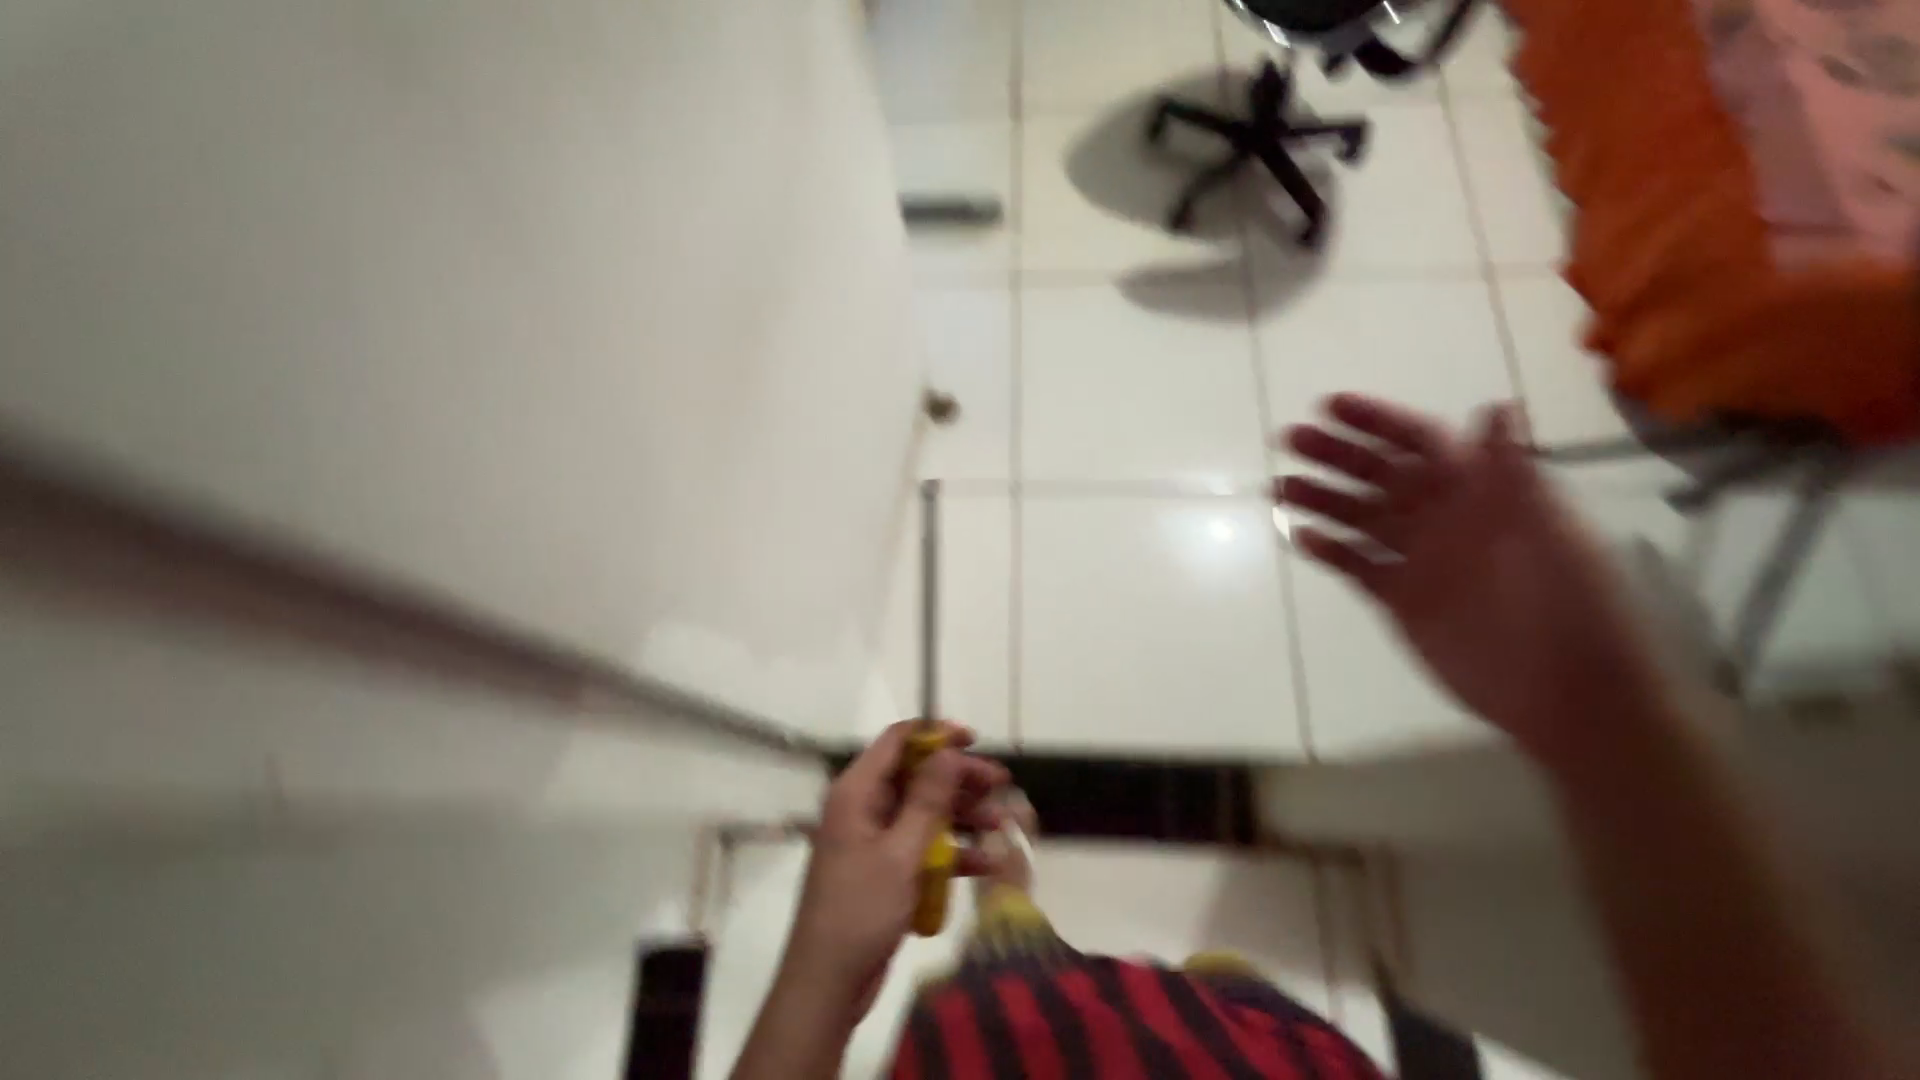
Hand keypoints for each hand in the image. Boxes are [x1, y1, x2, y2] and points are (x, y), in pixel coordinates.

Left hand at [779, 720, 1008, 1022]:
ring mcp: (874, 840)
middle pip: (916, 775)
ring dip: (962, 816)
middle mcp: (863, 808)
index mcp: (856, 793)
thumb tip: (949, 750)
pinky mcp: (885, 870)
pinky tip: (987, 863)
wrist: (827, 983)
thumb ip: (928, 799)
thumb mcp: (901, 853)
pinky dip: (951, 852)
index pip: (897, 741)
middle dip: (959, 779)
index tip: (974, 740)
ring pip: (924, 811)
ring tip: (1002, 823)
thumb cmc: (860, 910)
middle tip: (1001, 783)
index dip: (936, 734)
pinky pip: (922, 846)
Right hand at [1276, 394, 1669, 767]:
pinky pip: (1356, 566)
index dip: (1377, 421)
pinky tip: (1301, 538)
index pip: (1420, 442)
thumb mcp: (1550, 530)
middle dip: (1334, 454)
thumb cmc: (1571, 604)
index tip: (1330, 406)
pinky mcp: (1400, 598)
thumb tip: (1496, 405)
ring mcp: (1418, 558)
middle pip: (1378, 475)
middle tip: (1288, 439)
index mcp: (1480, 492)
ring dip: (1320, 498)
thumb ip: (1515, 472)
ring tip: (1280, 487)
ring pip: (1358, 517)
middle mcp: (1442, 516)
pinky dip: (1329, 551)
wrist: (1566, 691)